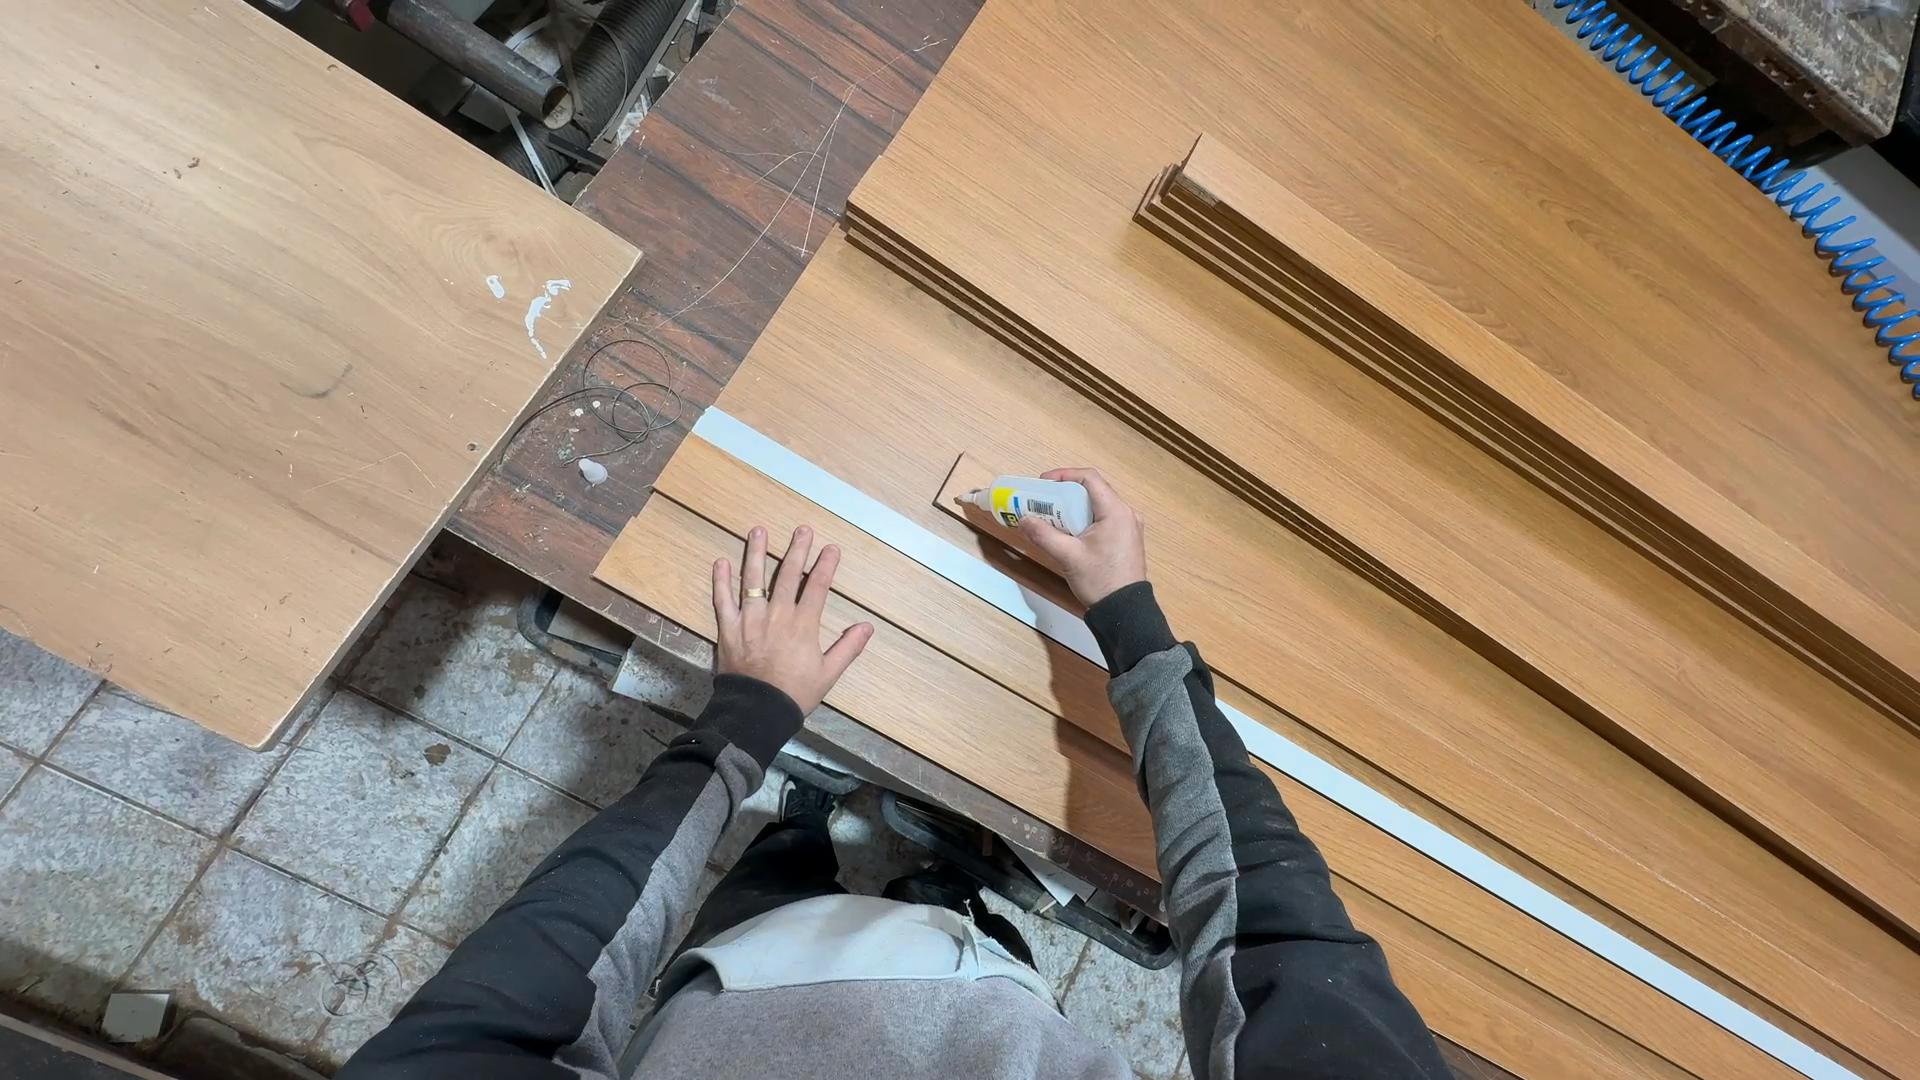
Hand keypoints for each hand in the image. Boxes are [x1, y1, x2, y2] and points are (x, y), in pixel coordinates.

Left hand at [712, 525, 872, 713]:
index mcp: (803, 625)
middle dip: (797, 550)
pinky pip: (722, 601)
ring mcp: (750, 620)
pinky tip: (721, 562)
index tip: (832, 548)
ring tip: (759, 531)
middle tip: (802, 530)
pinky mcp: (728, 629)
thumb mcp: (828, 674)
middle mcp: (777, 615)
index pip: (817, 587)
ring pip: (753, 581)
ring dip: (757, 554)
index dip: (825, 566)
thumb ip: (848, 648)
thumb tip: (867, 627)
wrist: (756, 712)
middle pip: (787, 576)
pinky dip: (721, 582)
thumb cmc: (795, 694)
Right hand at [1016, 468, 1147, 605]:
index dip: (1064, 475)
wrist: (1125, 610)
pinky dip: (1084, 519)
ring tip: (1052, 515)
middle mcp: (1127, 513)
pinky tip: (1069, 530)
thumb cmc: (1100, 581)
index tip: (1043, 482)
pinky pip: (1103, 519)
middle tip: (1043, 500)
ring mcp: (1129, 526)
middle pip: (1093, 491)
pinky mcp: (1126, 538)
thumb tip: (1023, 520)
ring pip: (1098, 505)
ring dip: (1074, 507)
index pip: (1090, 479)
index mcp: (1116, 511)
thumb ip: (1044, 535)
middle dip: (1065, 492)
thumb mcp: (1068, 557)